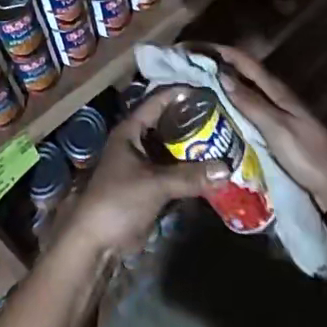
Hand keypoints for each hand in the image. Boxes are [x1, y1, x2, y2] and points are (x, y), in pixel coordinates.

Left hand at [62, 85, 228, 253]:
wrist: (98, 237)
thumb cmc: (119, 199)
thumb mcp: (154, 184)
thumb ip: (189, 176)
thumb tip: (227, 167)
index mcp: (129, 132)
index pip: (155, 103)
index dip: (177, 94)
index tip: (205, 90)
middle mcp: (136, 143)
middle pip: (166, 125)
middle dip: (191, 122)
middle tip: (224, 119)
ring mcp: (143, 164)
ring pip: (172, 149)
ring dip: (194, 148)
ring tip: (226, 141)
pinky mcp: (150, 185)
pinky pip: (174, 171)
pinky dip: (191, 170)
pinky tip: (215, 170)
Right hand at [192, 44, 326, 225]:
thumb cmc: (310, 157)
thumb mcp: (277, 128)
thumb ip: (251, 103)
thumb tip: (222, 75)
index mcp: (279, 93)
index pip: (247, 63)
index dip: (222, 51)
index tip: (196, 47)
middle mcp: (277, 100)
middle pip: (244, 76)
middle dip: (218, 68)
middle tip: (188, 68)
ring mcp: (278, 118)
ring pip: (245, 95)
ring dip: (222, 88)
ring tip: (195, 89)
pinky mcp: (276, 136)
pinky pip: (247, 115)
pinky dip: (230, 109)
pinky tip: (216, 117)